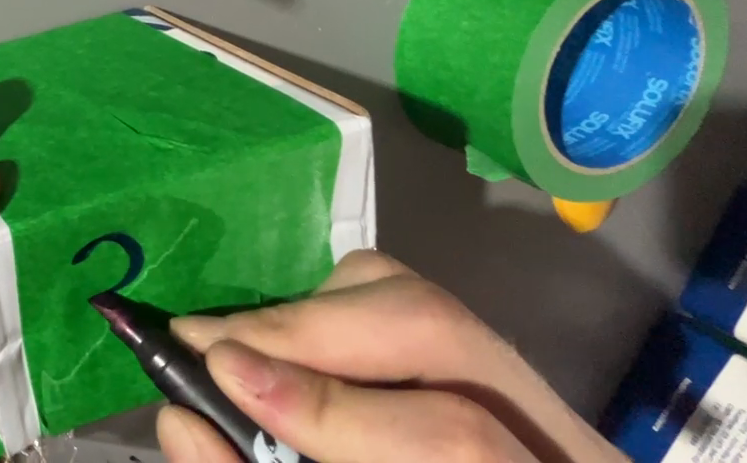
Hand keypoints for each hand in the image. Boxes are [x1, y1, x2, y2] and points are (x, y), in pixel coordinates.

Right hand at [156, 252, 623, 462]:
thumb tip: (180, 422)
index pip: (456, 441)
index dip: (327, 404)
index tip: (220, 374)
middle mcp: (566, 449)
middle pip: (436, 329)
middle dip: (298, 329)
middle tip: (206, 347)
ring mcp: (546, 412)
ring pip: (420, 300)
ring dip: (303, 314)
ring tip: (234, 347)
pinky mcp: (501, 376)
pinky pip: (405, 302)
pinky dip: (326, 310)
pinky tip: (290, 351)